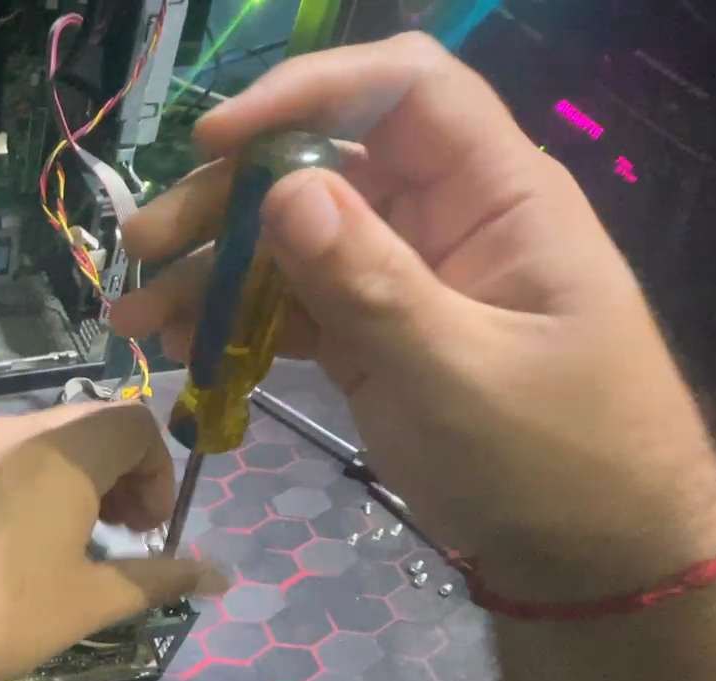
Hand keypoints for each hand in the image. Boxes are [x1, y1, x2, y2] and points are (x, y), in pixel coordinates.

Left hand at [0, 402, 224, 680]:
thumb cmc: (3, 614)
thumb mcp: (90, 599)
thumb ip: (159, 578)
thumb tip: (220, 575)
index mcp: (64, 451)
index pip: (137, 423)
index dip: (160, 473)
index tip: (151, 528)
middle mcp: (17, 432)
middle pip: (94, 425)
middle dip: (125, 472)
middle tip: (124, 531)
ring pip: (48, 439)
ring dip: (83, 476)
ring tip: (80, 537)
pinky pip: (8, 458)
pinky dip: (38, 481)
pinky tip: (27, 538)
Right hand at [110, 32, 715, 600]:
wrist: (578, 550)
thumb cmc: (549, 459)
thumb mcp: (456, 371)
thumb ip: (371, 282)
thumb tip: (284, 194)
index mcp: (492, 197)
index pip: (400, 94)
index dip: (305, 95)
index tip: (213, 142)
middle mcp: (436, 223)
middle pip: (318, 173)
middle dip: (224, 203)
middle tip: (141, 248)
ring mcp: (394, 283)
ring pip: (288, 247)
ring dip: (208, 274)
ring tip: (137, 316)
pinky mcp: (365, 337)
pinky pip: (289, 311)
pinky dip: (235, 325)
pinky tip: (185, 348)